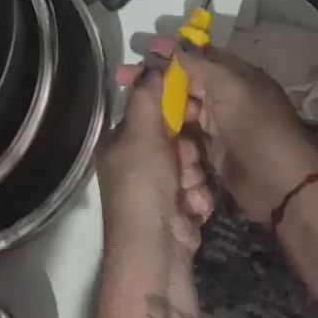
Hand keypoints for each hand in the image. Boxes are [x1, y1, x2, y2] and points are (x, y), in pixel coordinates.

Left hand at [96, 70, 213, 255]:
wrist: (156, 255)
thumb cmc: (143, 187)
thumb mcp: (141, 134)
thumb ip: (147, 97)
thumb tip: (150, 63)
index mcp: (119, 143)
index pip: (149, 112)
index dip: (171, 111)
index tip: (189, 114)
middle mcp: (135, 164)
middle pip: (176, 139)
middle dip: (188, 152)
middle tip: (185, 163)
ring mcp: (157, 190)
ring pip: (192, 166)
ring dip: (195, 179)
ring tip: (186, 193)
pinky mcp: (177, 212)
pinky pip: (198, 192)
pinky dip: (198, 201)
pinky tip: (192, 212)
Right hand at [118, 38, 317, 225]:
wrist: (281, 187)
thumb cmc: (258, 131)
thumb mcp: (232, 90)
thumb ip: (203, 65)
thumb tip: (179, 43)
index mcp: (237, 77)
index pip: (201, 55)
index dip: (173, 50)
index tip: (144, 47)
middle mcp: (227, 96)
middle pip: (186, 80)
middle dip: (156, 76)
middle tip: (123, 75)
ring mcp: (219, 124)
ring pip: (182, 106)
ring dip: (157, 101)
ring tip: (127, 99)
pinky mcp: (211, 149)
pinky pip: (183, 131)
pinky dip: (165, 126)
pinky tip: (143, 124)